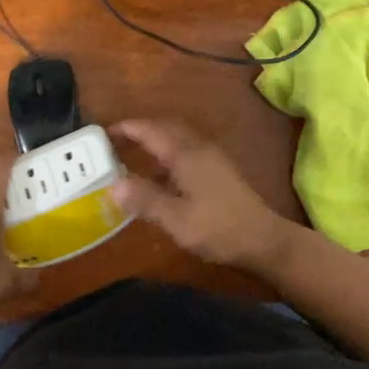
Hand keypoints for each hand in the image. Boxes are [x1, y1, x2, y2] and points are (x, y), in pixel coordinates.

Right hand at [111, 119, 295, 272]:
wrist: (264, 239)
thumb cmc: (218, 228)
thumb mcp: (176, 219)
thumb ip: (145, 200)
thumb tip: (112, 185)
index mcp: (185, 153)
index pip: (150, 130)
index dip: (126, 129)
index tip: (103, 133)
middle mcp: (198, 147)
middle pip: (164, 128)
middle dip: (139, 131)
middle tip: (115, 143)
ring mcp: (211, 157)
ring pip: (176, 139)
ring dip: (154, 143)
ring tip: (132, 158)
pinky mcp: (218, 169)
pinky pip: (186, 151)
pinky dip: (167, 156)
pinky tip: (160, 178)